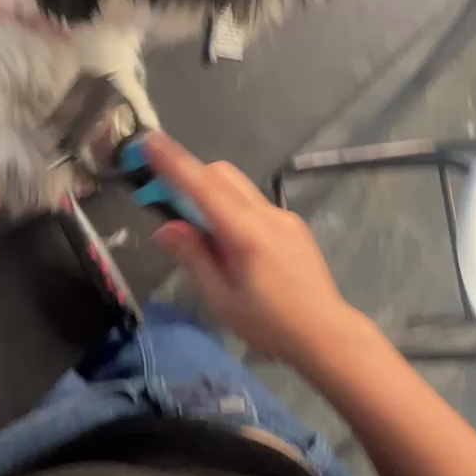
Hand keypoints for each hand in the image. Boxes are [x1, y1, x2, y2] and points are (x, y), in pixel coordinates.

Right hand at [146, 134, 364, 366]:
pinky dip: (232, 208)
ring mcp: (284, 216)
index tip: (150, 142)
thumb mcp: (220, 298)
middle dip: (191, 177)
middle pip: (222, 175)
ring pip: (239, 187)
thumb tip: (165, 227)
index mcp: (246, 232)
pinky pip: (255, 204)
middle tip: (165, 201)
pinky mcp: (293, 225)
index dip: (174, 164)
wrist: (325, 333)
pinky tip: (231, 245)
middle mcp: (267, 214)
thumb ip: (193, 256)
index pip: (204, 187)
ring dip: (212, 194)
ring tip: (199, 231)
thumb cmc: (268, 324)